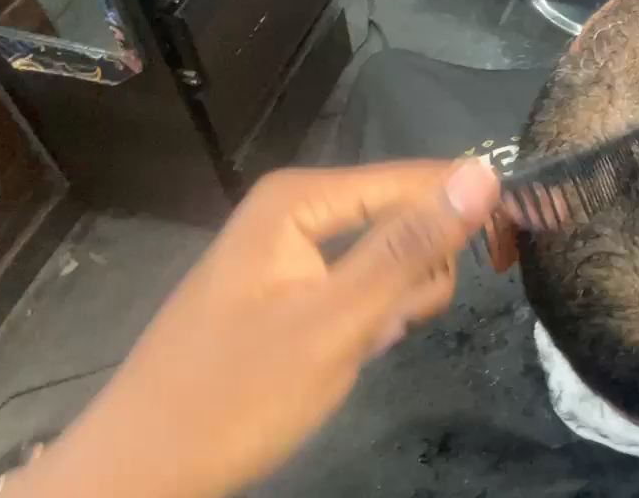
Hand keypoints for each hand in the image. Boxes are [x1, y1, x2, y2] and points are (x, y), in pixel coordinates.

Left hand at [2, 160, 500, 497]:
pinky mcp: (291, 283)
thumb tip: (485, 171)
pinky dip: (372, 314)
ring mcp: (292, 246)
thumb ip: (412, 245)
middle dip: (416, 273)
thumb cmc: (233, 400)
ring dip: (396, 300)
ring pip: (390, 251)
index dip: (467, 214)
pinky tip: (352, 347)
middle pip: (406, 214)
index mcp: (302, 198)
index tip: (507, 256)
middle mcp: (298, 206)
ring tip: (366, 344)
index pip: (418, 179)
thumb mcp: (336, 323)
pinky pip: (362, 278)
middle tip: (393, 326)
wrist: (131, 486)